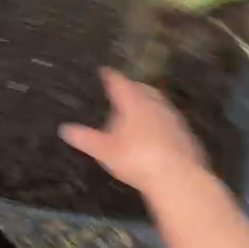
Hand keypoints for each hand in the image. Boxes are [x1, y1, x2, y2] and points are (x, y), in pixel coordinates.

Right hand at [60, 68, 208, 195]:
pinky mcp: (185, 134)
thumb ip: (84, 138)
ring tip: (139, 107)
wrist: (176, 176)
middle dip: (133, 86)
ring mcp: (173, 118)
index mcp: (133, 104)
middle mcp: (154, 105)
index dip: (110, 77)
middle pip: (143, 89)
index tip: (105, 71)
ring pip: (159, 103)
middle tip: (124, 87)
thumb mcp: (103, 150)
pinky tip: (156, 131)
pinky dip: (160, 119)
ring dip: (149, 102)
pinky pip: (169, 120)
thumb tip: (64, 128)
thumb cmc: (135, 158)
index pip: (119, 84)